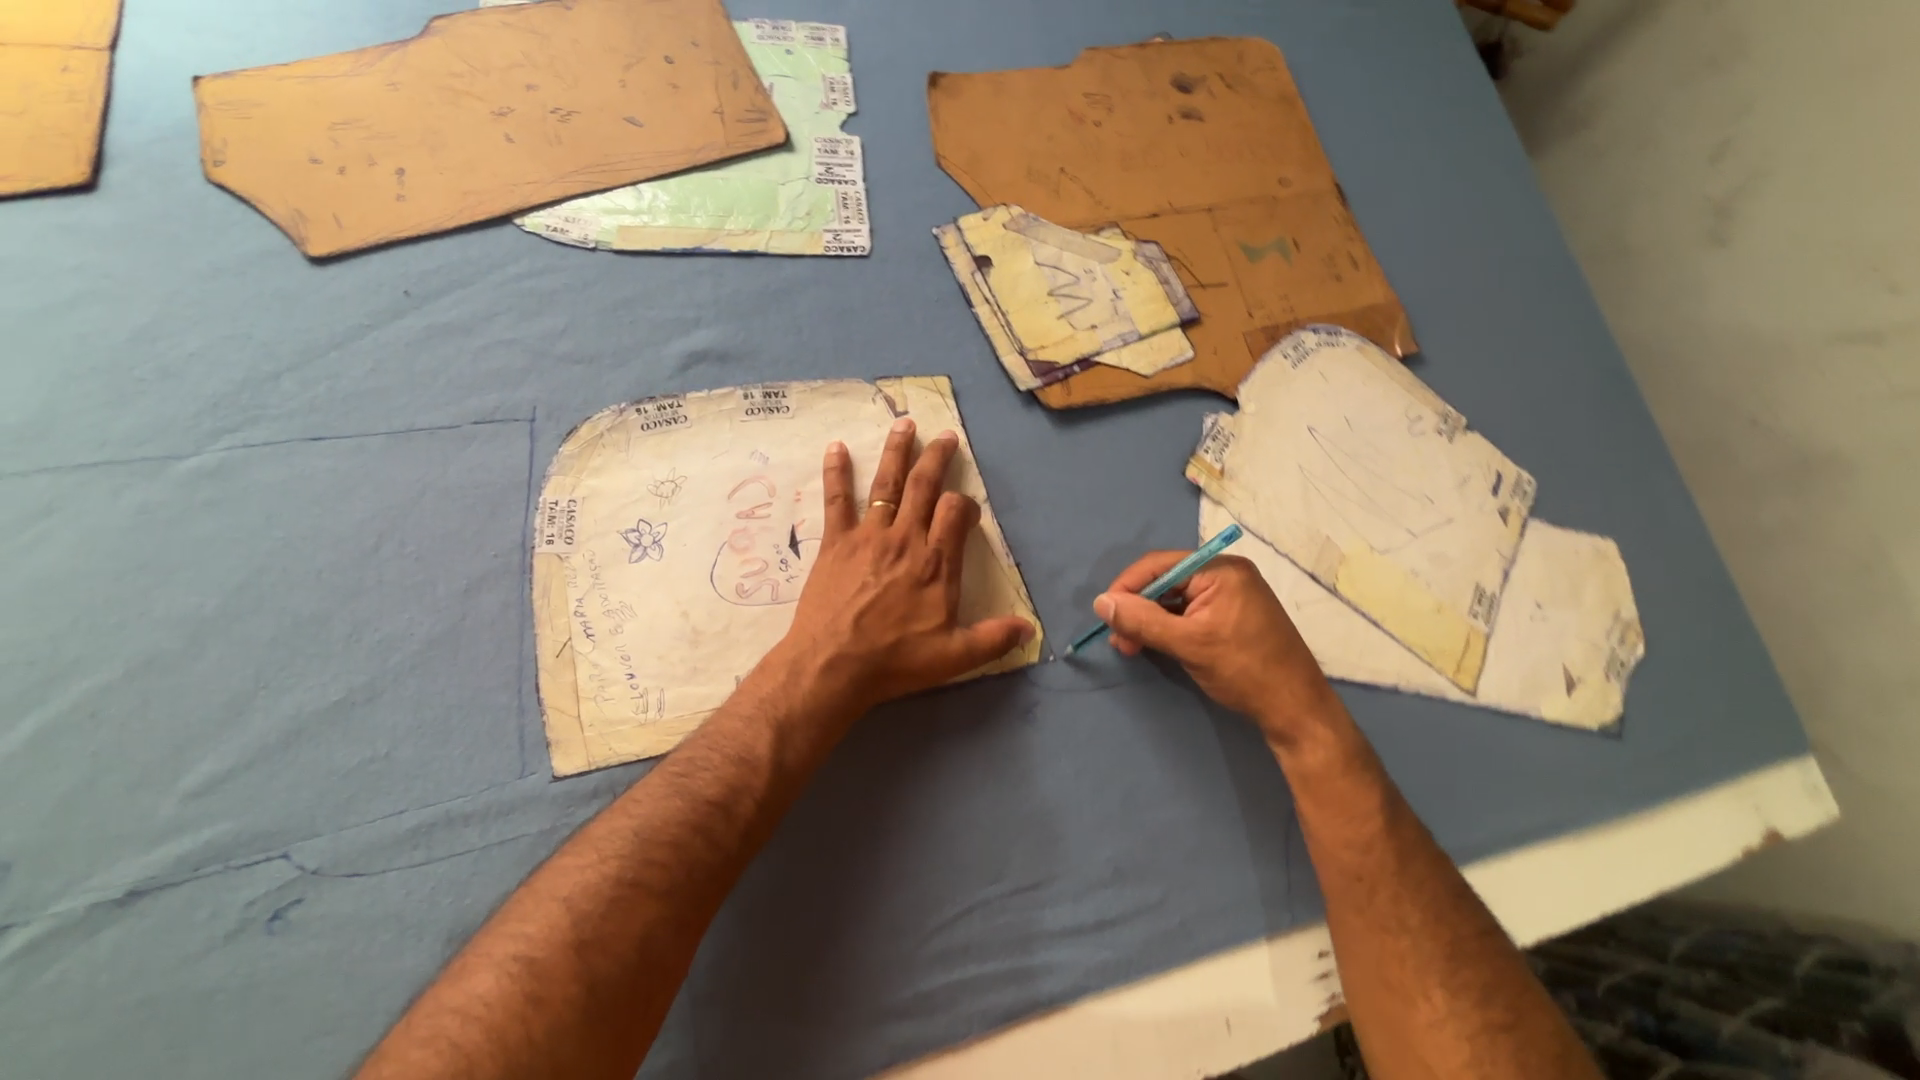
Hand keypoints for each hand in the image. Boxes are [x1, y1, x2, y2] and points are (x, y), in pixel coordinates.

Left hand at [773, 418, 1035, 715]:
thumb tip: (1030, 629)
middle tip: (946, 436)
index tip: (966, 511)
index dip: (964, 505)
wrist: (833, 666)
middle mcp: (905, 539)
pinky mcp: (835, 542)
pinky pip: (837, 500)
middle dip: (937, 458)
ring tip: (905, 424)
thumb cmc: (895, 661)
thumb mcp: (954, 658)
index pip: (956, 513)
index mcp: (936, 562)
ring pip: (886, 484)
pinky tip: (837, 448)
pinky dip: (837, 472)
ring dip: (897, 451)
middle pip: (924, 486)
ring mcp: (868, 536)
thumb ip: (993, 639)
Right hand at [1097, 553, 1338, 745]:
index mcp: (1220, 570)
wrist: (1295, 708)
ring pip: (1175, 599)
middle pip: (1166, 581)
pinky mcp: (1231, 615)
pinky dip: (1168, 627)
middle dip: (1137, 608)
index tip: (1105, 615)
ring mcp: (1231, 594)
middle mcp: (1226, 574)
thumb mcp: (1187, 644)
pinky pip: (1189, 612)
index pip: (1159, 565)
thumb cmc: (1244, 670)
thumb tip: (1101, 602)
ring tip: (1132, 647)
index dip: (1127, 587)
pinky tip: (1153, 645)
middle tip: (1119, 641)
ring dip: (1149, 621)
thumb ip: (1142, 620)